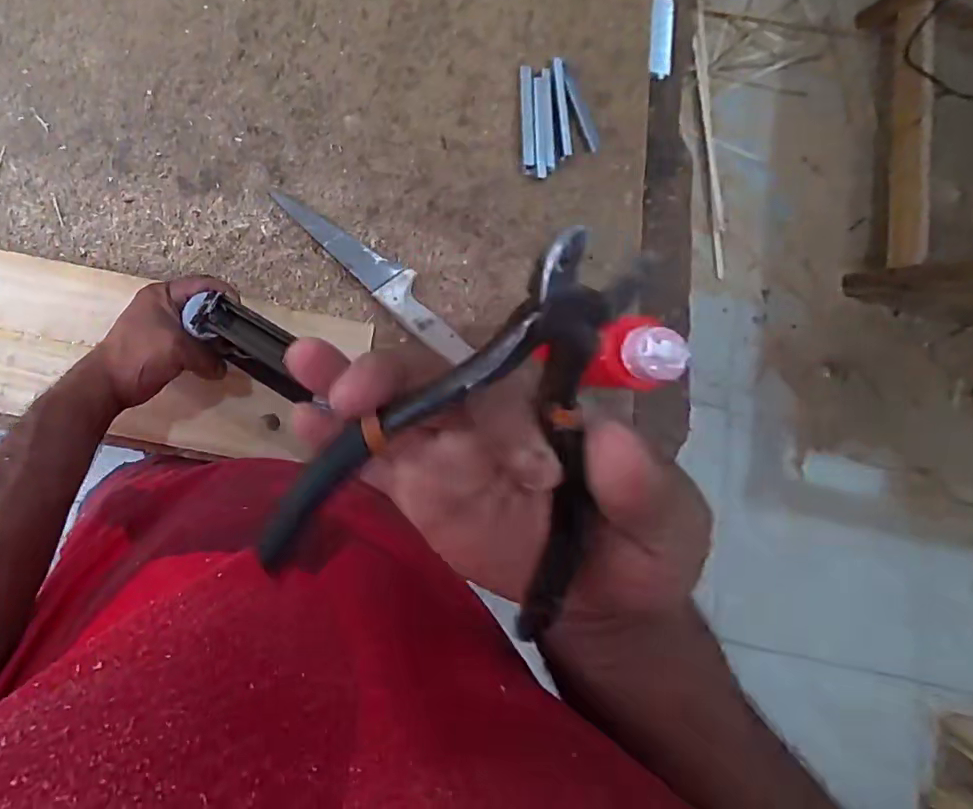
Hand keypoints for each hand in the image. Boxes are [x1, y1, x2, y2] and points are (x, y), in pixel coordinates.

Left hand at [80, 277, 232, 411]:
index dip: (222, 294)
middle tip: (237, 333)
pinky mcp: (163, 346)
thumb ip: (206, 355)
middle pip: (200, 305)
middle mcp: (163, 305)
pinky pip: (189, 343)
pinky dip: (201, 351)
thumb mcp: (177, 349)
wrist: (107, 384)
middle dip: (219, 319)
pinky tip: (213, 362)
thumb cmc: (139, 355)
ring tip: (228, 349)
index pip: (200, 284)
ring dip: (210, 338)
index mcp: (162, 294)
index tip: (240, 311)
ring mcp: (162, 326)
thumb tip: (223, 369)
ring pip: (196, 326)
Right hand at [284, 339, 710, 626]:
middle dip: (382, 376)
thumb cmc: (638, 547)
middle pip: (422, 380)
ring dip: (340, 391)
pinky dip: (334, 445)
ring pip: (382, 411)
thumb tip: (612, 440)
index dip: (484, 408)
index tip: (507, 460)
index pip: (495, 386)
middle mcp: (476, 418)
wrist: (596, 602)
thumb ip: (645, 484)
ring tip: (301, 370)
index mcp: (532, 409)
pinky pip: (368, 462)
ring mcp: (437, 452)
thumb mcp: (670, 521)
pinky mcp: (411, 489)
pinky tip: (302, 427)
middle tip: (341, 382)